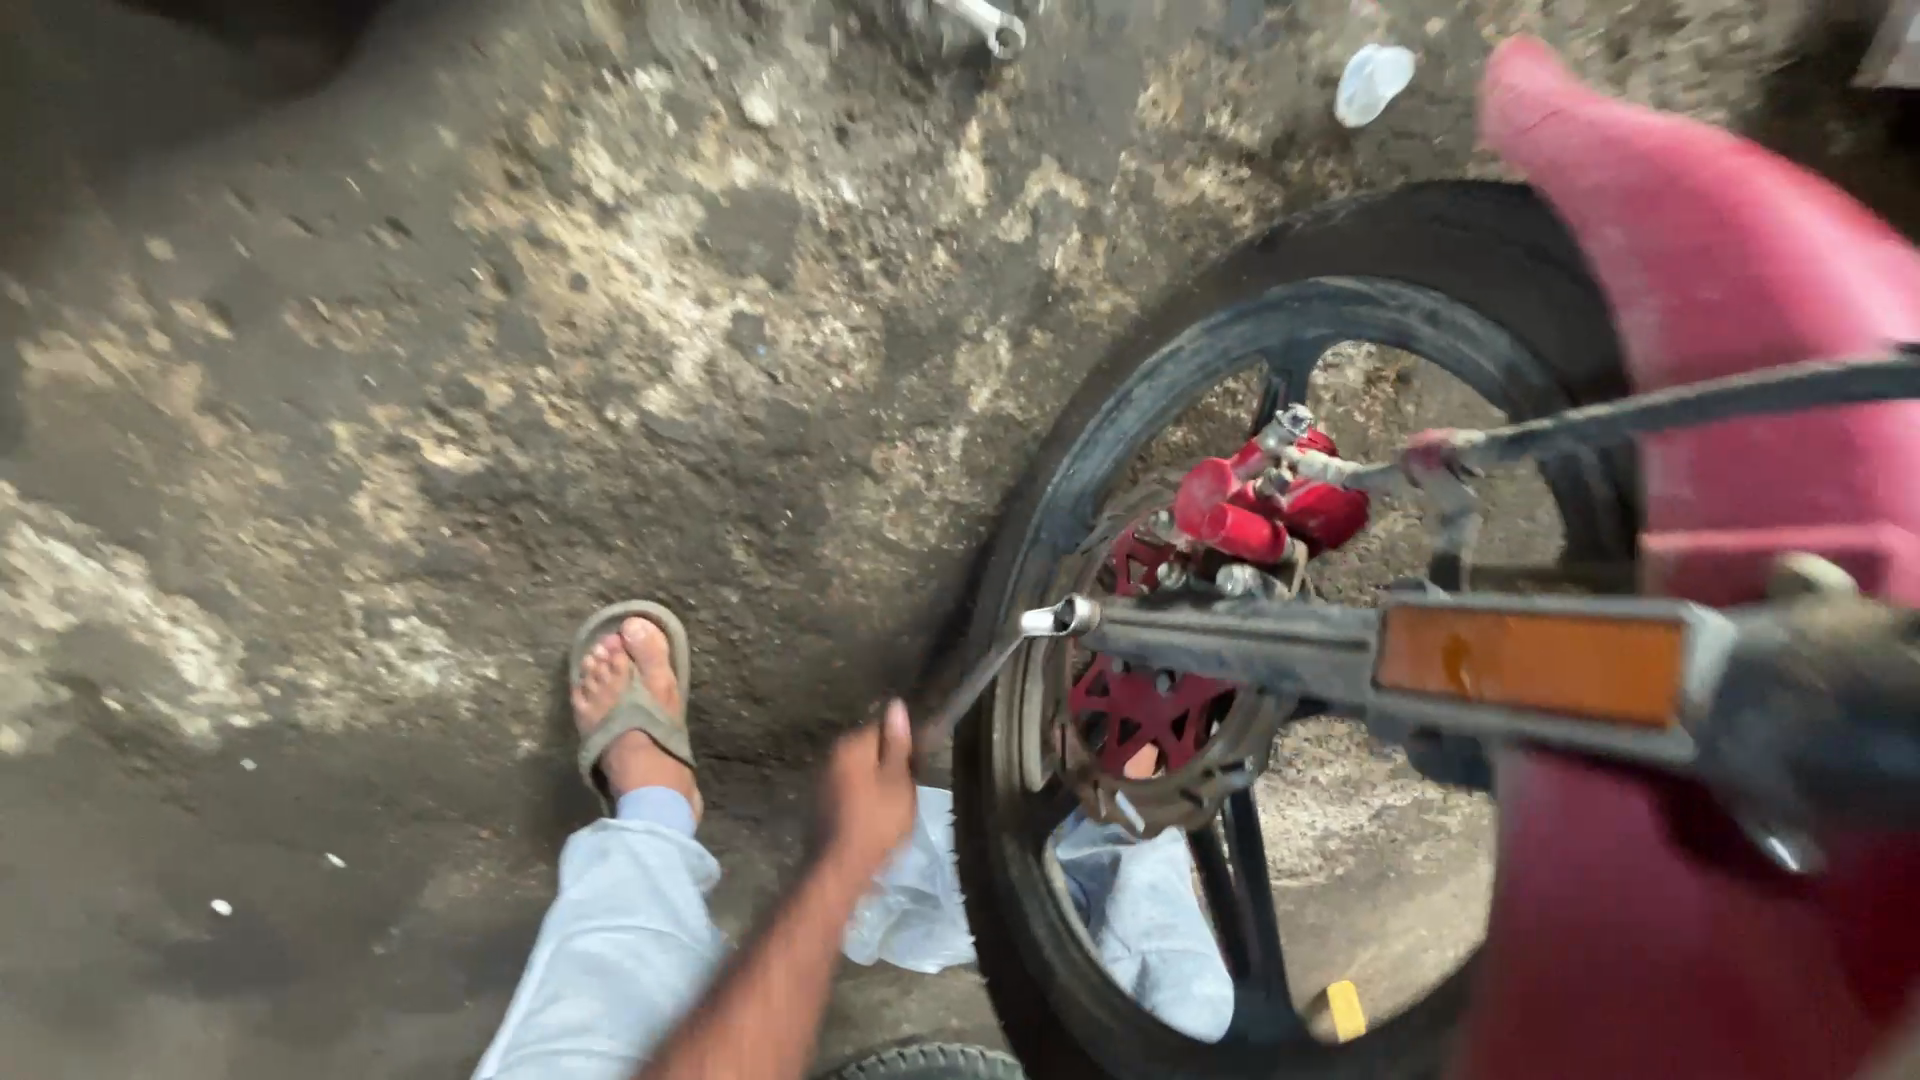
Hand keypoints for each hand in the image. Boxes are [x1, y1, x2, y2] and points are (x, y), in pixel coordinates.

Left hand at [818, 699, 917, 879]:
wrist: (840, 869)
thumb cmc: (876, 821)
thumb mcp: (897, 780)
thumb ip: (897, 743)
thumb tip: (896, 705)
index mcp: (850, 745)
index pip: (882, 727)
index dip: (903, 745)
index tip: (916, 768)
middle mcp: (831, 756)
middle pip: (870, 749)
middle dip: (890, 765)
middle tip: (907, 791)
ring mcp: (823, 780)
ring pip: (861, 771)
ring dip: (877, 783)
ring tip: (893, 809)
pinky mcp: (822, 803)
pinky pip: (850, 790)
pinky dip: (864, 799)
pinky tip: (874, 819)